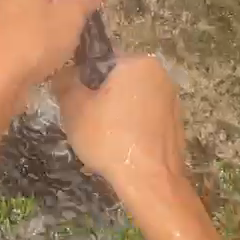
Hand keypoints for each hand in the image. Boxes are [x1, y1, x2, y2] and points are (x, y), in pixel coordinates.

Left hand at [0, 0, 122, 92]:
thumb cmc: (36, 43)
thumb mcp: (71, 15)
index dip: (72, 11)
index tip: (73, 28)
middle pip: (49, 12)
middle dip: (60, 30)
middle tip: (64, 48)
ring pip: (37, 33)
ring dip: (49, 47)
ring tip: (52, 62)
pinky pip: (25, 50)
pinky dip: (35, 59)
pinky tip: (39, 71)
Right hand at [52, 55, 187, 199]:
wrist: (150, 180)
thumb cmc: (109, 138)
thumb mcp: (73, 107)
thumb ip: (64, 82)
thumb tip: (64, 73)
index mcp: (137, 63)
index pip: (99, 58)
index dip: (80, 78)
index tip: (72, 100)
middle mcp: (160, 74)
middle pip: (116, 78)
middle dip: (98, 95)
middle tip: (83, 119)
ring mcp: (171, 99)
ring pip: (130, 98)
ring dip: (114, 110)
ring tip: (101, 136)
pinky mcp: (175, 122)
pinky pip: (144, 115)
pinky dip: (130, 124)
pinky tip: (120, 145)